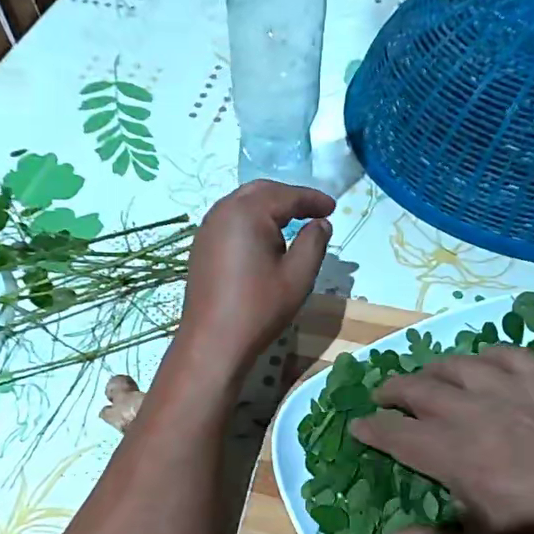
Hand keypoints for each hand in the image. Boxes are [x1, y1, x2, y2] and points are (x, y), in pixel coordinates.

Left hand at [175, 181, 333, 370]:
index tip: (333, 208)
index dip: (312, 199)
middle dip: (289, 197)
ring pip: (242, 203)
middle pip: (261, 191)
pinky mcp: (201, 246)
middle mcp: (223, 211)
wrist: (213, 341)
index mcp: (247, 213)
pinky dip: (250, 220)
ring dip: (268, 207)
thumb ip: (314, 242)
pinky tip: (264, 237)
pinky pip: (229, 220)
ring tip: (292, 220)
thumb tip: (321, 223)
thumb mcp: (298, 276)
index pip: (286, 195)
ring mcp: (207, 228)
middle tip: (314, 210)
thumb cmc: (258, 308)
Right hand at [351, 346, 533, 533]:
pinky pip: (509, 355)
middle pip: (420, 389)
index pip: (397, 433)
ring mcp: (516, 394)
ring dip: (433, 369)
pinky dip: (486, 356)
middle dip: (392, 391)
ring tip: (425, 378)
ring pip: (459, 365)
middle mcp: (477, 414)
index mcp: (455, 456)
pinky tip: (483, 365)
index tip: (356, 427)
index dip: (371, 429)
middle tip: (382, 398)